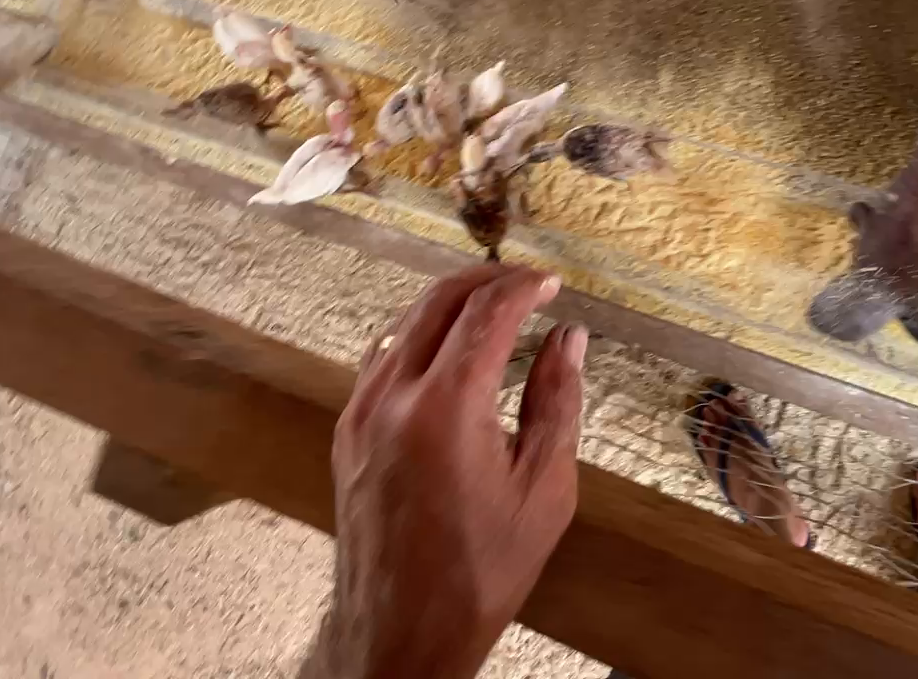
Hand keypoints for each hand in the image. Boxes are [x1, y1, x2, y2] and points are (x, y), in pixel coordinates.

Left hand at [309, 265, 587, 678]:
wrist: (397, 638)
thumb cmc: (483, 570)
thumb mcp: (544, 489)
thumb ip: (559, 401)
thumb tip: (569, 337)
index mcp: (447, 408)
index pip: (488, 313)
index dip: (524, 287)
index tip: (551, 283)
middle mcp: (394, 395)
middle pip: (441, 300)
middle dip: (489, 278)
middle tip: (527, 282)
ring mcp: (361, 409)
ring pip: (408, 319)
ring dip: (454, 299)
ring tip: (496, 303)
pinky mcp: (347, 428)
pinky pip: (385, 352)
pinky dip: (422, 330)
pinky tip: (449, 343)